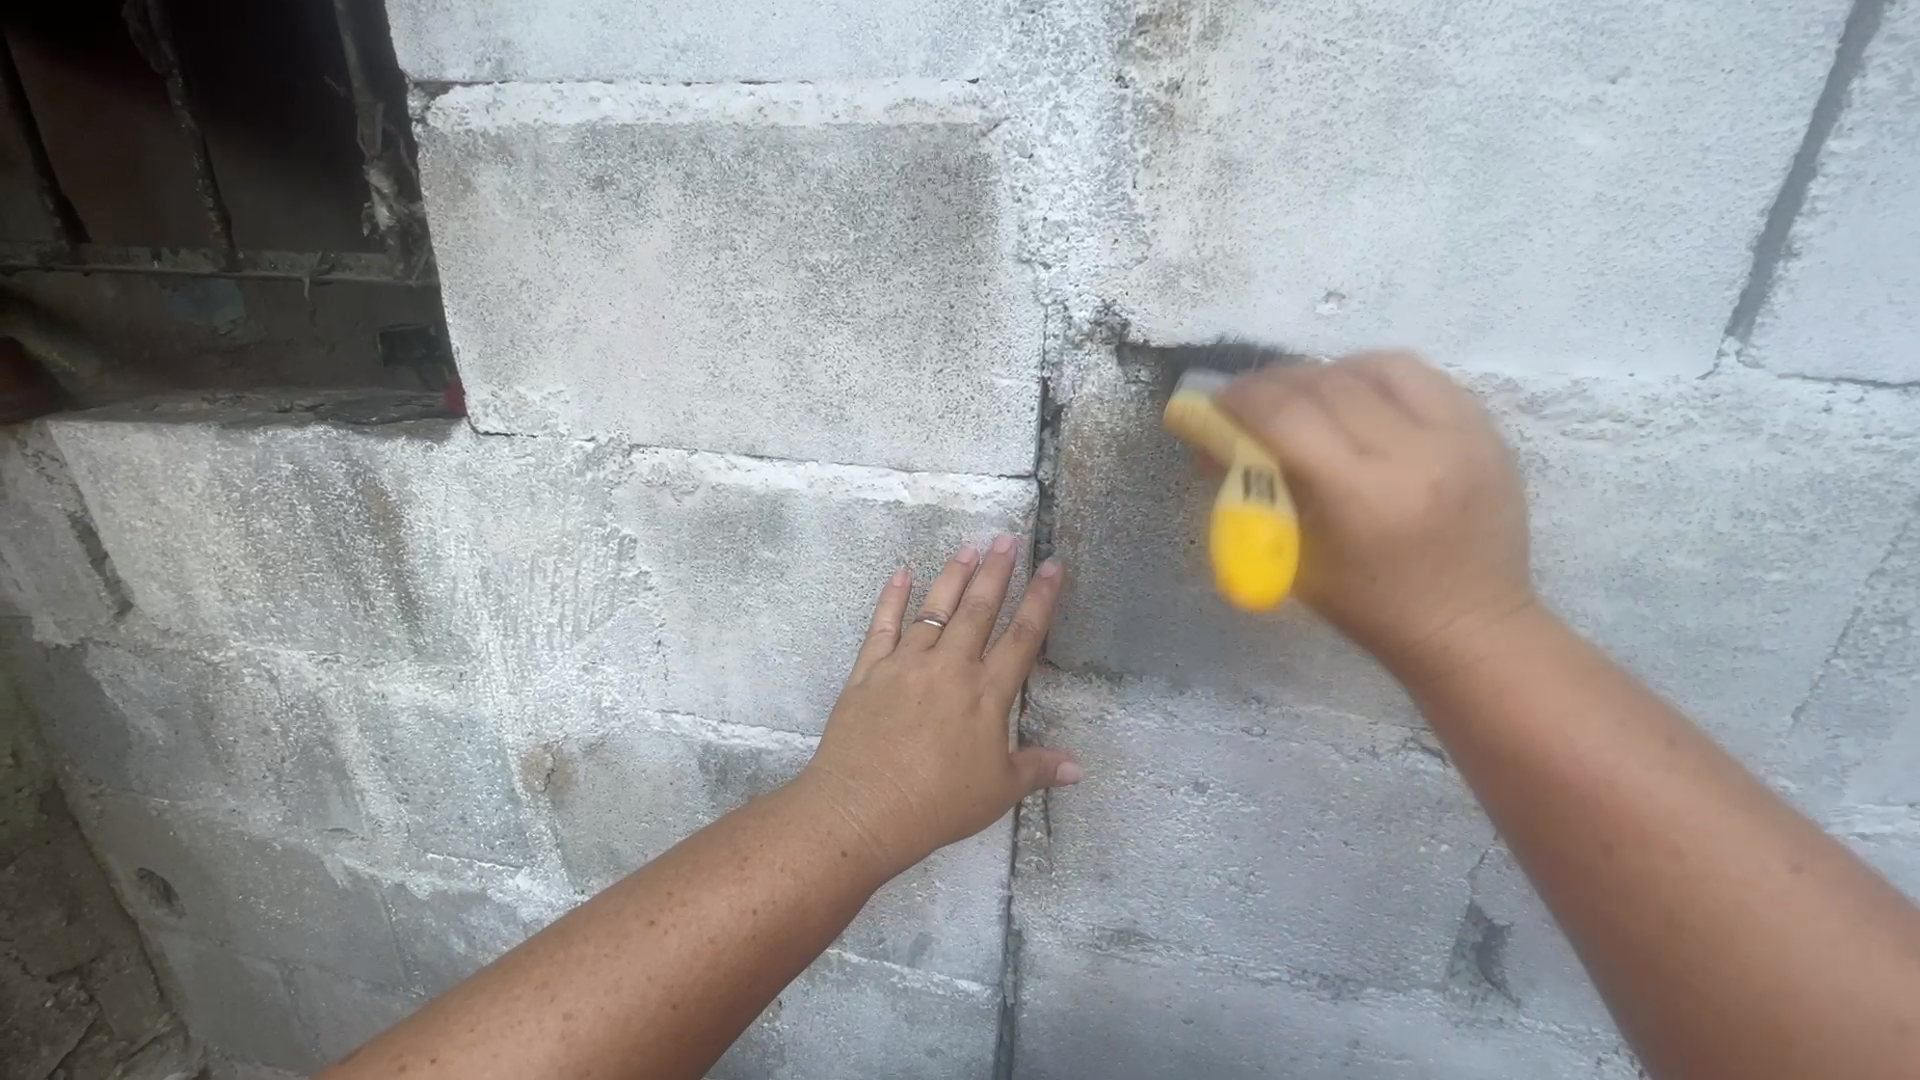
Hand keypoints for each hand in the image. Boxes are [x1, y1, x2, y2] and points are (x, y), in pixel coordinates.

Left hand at [794, 536, 1078, 876]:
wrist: (864, 809)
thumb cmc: (938, 805)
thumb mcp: (998, 792)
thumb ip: (1037, 770)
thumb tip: (1078, 768)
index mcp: (986, 694)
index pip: (1023, 637)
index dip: (1041, 599)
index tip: (1052, 566)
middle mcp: (950, 668)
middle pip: (979, 609)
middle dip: (997, 571)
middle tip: (1008, 538)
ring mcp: (906, 664)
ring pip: (935, 608)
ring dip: (953, 575)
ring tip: (968, 547)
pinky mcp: (869, 670)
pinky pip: (882, 625)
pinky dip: (891, 597)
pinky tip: (901, 573)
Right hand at [1218, 351, 1535, 677]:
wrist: (1469, 627)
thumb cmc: (1368, 608)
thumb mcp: (1295, 558)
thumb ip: (1256, 493)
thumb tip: (1213, 444)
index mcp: (1361, 497)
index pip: (1289, 417)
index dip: (1244, 398)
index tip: (1218, 401)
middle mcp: (1414, 455)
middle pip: (1328, 384)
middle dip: (1276, 382)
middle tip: (1249, 395)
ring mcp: (1459, 437)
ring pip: (1377, 366)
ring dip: (1328, 372)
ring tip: (1307, 393)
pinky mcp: (1486, 430)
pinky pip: (1421, 376)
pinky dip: (1375, 376)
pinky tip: (1358, 397)